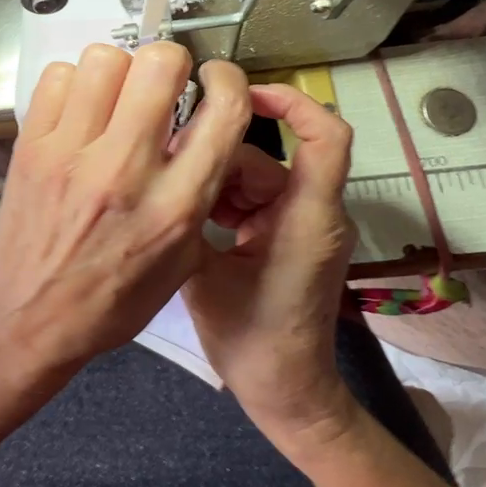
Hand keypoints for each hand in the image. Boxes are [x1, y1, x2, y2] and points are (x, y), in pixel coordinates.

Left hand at [0, 42, 251, 388]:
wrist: (31, 317)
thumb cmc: (114, 298)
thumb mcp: (183, 258)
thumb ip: (201, 189)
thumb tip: (204, 127)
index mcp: (177, 206)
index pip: (224, 111)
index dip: (230, 81)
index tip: (215, 81)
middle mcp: (126, 171)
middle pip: (159, 65)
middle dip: (171, 62)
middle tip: (161, 84)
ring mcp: (71, 154)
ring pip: (105, 59)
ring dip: (120, 69)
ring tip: (116, 96)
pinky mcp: (31, 146)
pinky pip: (58, 76)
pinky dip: (75, 83)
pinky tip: (79, 110)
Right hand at [184, 84, 361, 453]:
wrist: (286, 394)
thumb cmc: (252, 341)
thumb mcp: (203, 275)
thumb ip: (186, 217)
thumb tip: (160, 167)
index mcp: (307, 218)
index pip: (325, 135)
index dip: (289, 101)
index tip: (237, 92)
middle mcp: (314, 213)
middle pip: (268, 156)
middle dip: (218, 157)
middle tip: (168, 163)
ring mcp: (302, 225)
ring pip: (255, 176)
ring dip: (215, 181)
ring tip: (174, 198)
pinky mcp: (288, 237)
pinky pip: (255, 199)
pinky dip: (222, 200)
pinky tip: (189, 217)